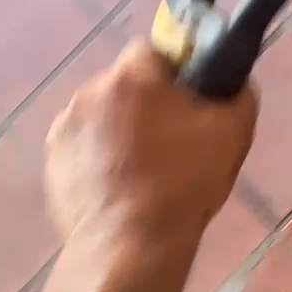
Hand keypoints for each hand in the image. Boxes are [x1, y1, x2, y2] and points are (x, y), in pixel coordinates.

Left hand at [44, 42, 258, 245]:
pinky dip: (103, 155)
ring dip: (124, 127)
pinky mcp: (52, 161)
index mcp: (133, 78)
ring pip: (104, 114)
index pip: (153, 48)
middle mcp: (90, 92)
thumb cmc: (185, 181)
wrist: (131, 242)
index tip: (193, 97)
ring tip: (149, 166)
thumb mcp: (234, 132)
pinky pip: (85, 144)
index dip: (177, 69)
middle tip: (177, 136)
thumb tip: (235, 81)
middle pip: (126, 83)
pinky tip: (125, 184)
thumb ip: (239, 92)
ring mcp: (64, 128)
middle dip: (149, 100)